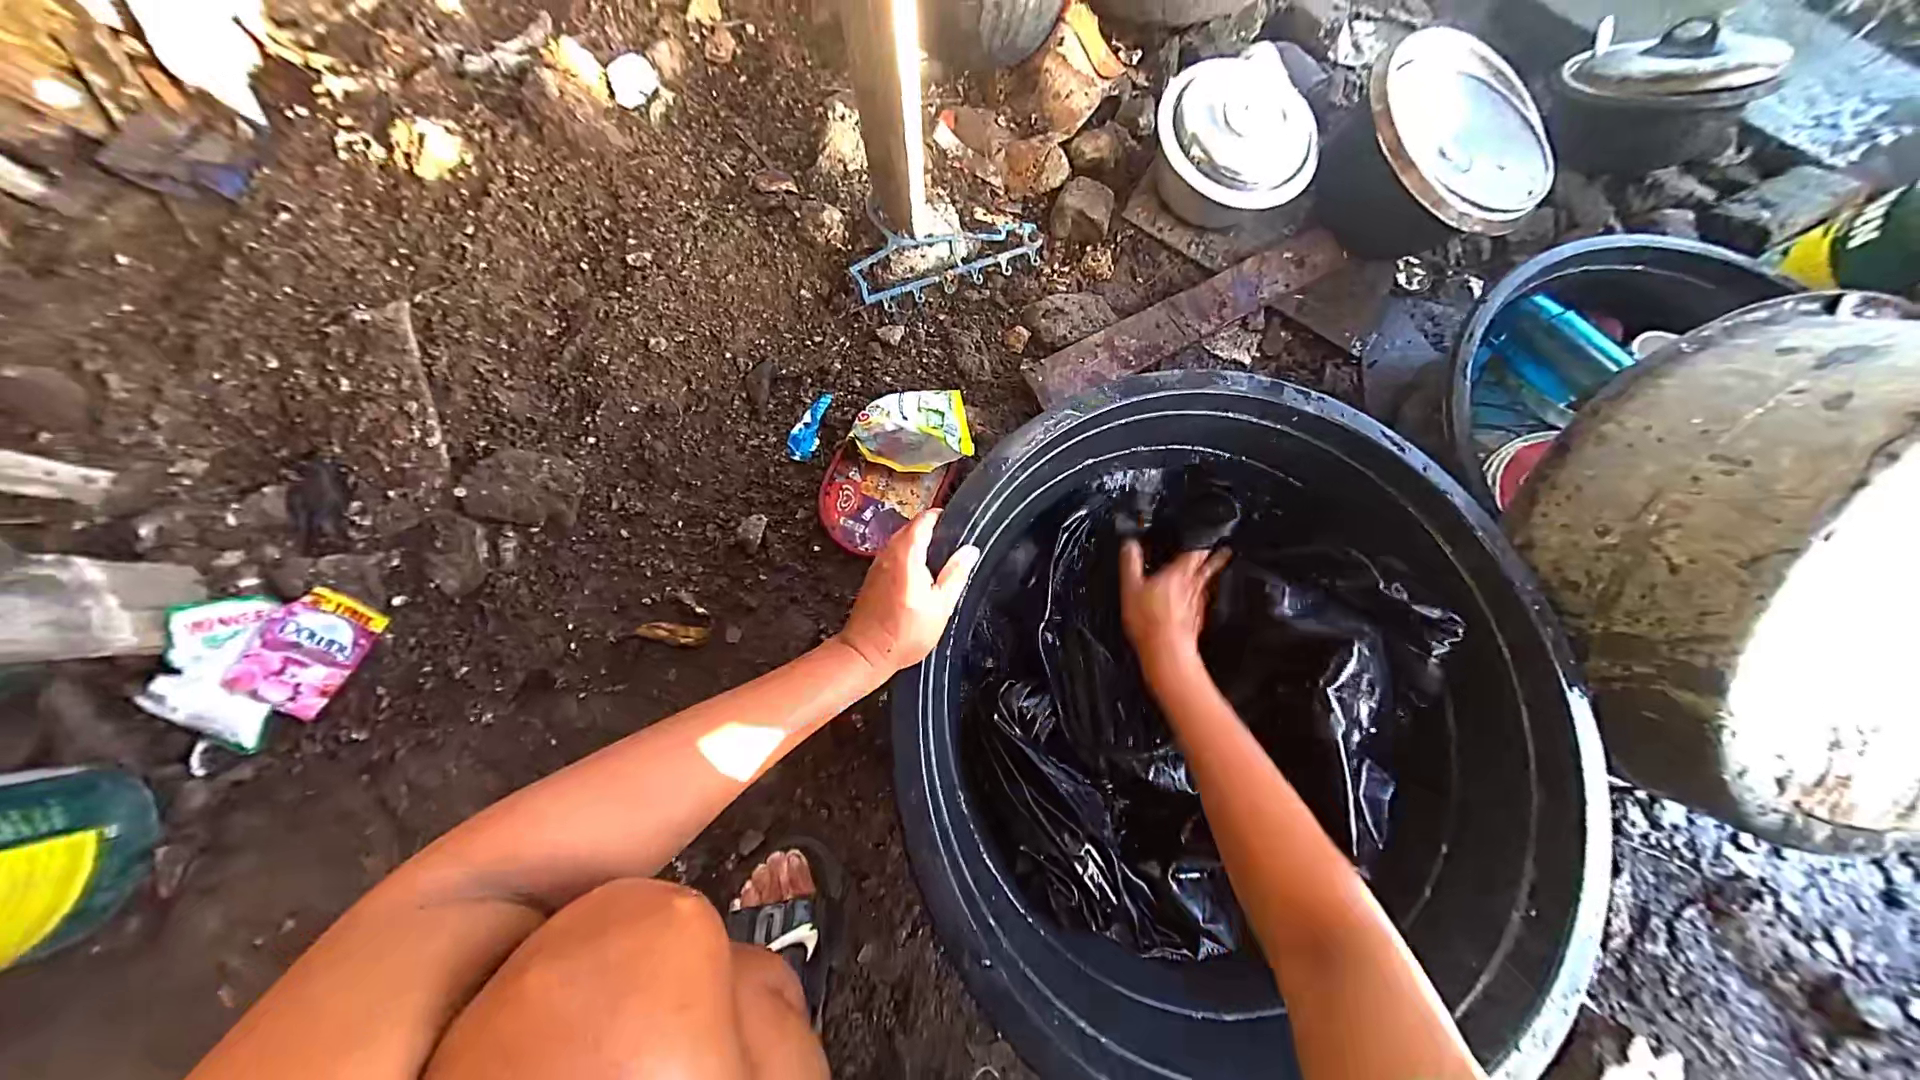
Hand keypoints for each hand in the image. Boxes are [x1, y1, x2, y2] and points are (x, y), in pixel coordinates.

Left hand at [836, 509, 980, 676]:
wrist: (866, 653)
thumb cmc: (903, 634)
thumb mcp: (941, 605)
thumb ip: (956, 574)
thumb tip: (970, 552)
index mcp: (907, 555)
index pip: (924, 520)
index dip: (941, 516)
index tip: (954, 521)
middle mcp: (889, 554)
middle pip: (911, 527)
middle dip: (931, 529)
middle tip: (951, 541)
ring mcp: (878, 565)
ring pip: (901, 541)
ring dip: (918, 543)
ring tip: (938, 559)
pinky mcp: (873, 577)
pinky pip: (893, 555)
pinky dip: (907, 556)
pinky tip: (919, 575)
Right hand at [1119, 540, 1230, 673]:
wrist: (1166, 651)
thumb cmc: (1149, 621)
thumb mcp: (1130, 587)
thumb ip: (1130, 563)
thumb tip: (1129, 544)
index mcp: (1179, 573)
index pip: (1195, 550)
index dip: (1202, 540)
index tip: (1206, 533)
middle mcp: (1193, 585)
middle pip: (1209, 565)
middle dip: (1216, 555)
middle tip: (1225, 548)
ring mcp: (1198, 602)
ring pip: (1208, 582)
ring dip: (1214, 572)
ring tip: (1220, 565)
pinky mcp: (1198, 618)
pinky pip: (1203, 599)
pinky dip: (1204, 593)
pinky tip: (1201, 595)